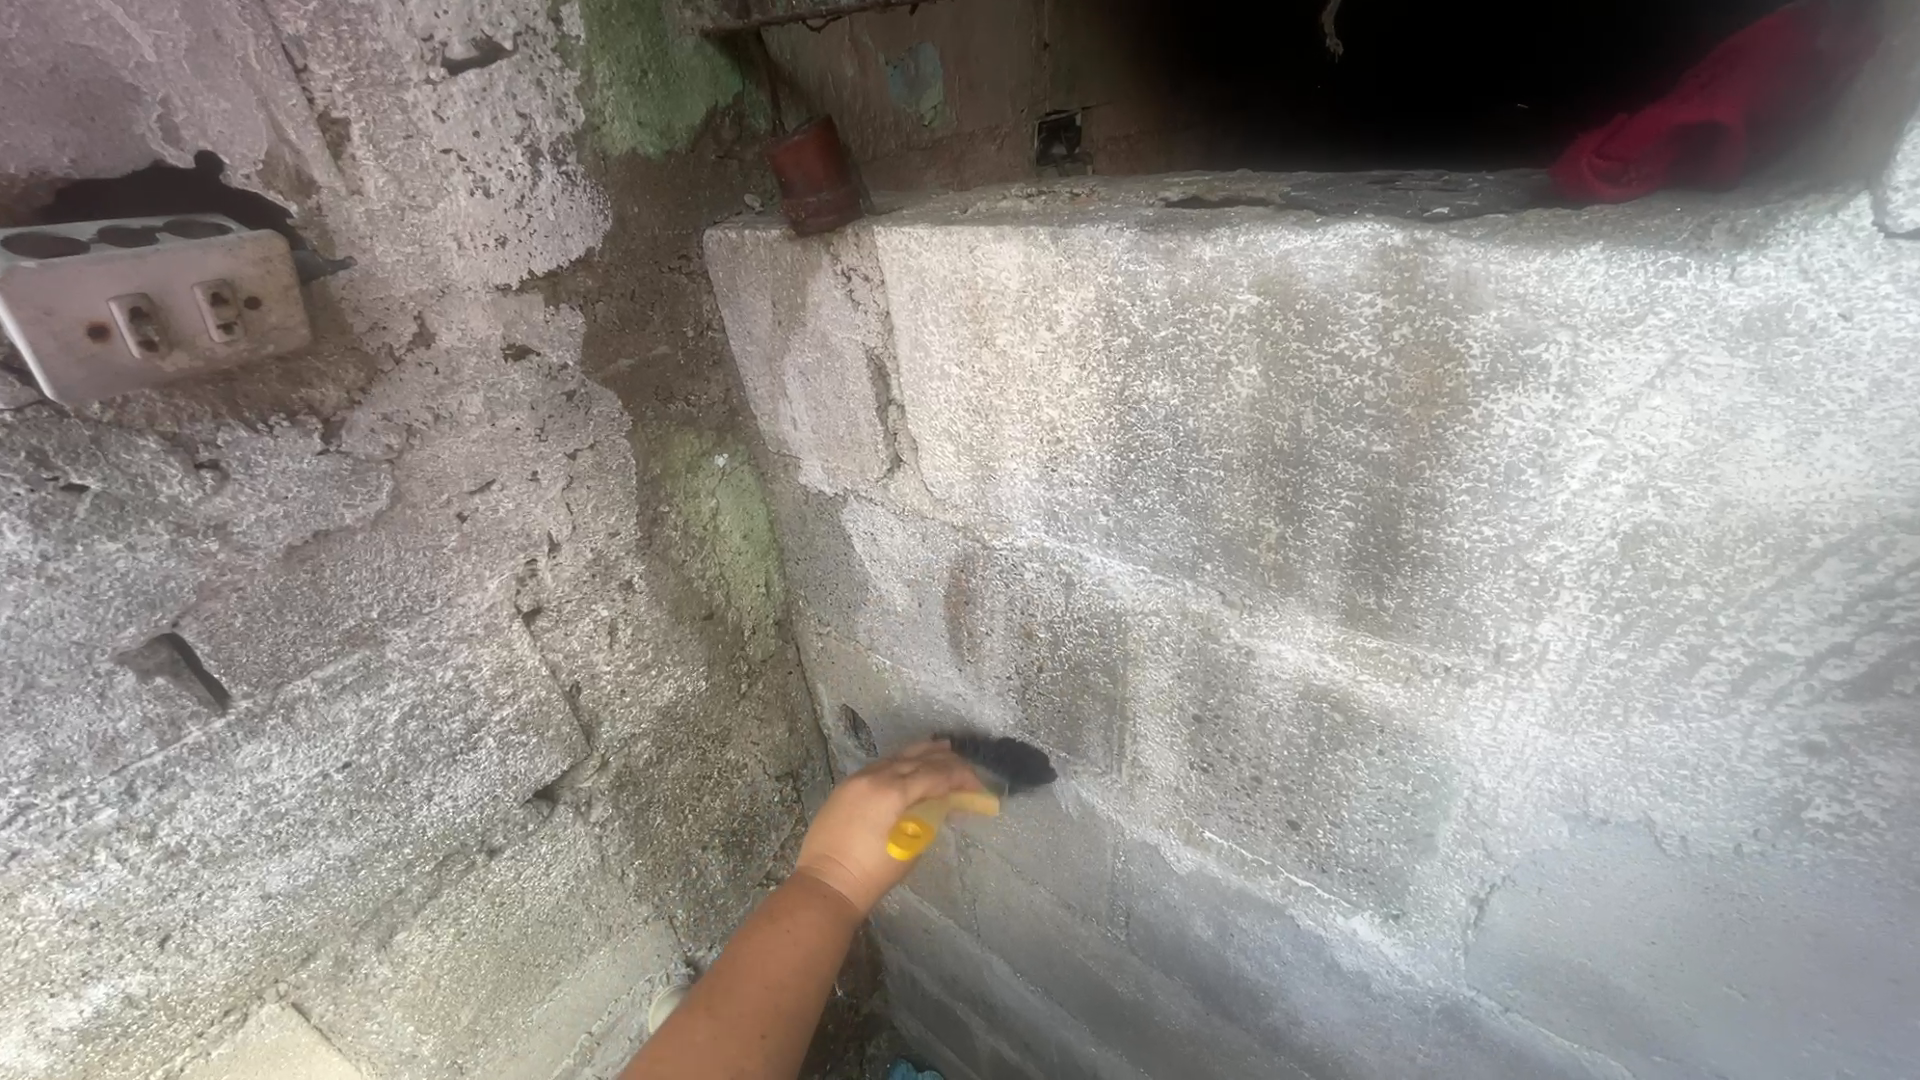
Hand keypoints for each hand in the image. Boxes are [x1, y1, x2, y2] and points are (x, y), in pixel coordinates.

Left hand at [793, 740, 985, 915]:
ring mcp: (859, 777)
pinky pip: (881, 764)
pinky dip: (902, 761)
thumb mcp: (911, 845)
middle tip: (967, 768)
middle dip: (946, 762)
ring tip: (944, 749)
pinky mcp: (848, 784)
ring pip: (898, 756)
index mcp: (893, 791)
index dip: (961, 777)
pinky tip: (910, 763)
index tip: (978, 786)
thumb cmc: (873, 873)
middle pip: (918, 759)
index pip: (936, 774)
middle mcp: (876, 776)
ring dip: (923, 753)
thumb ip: (929, 816)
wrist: (827, 882)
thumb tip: (943, 802)